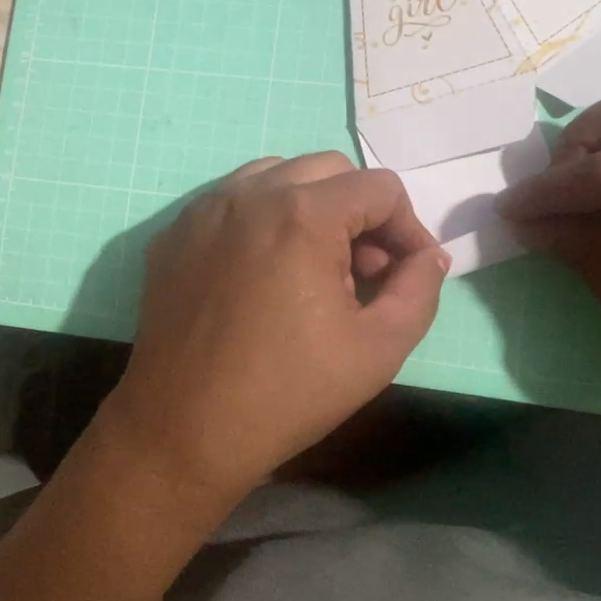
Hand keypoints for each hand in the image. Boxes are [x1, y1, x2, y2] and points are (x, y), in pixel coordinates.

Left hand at [103, 152, 449, 503]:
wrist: (183, 428)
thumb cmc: (288, 392)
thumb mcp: (378, 349)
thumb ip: (418, 290)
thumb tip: (429, 256)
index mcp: (302, 214)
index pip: (379, 188)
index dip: (407, 228)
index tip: (408, 273)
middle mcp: (249, 194)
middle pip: (327, 171)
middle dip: (359, 213)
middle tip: (363, 273)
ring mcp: (202, 210)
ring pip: (274, 177)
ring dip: (308, 209)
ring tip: (313, 269)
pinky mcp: (172, 234)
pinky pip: (229, 204)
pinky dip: (260, 222)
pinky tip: (261, 276)